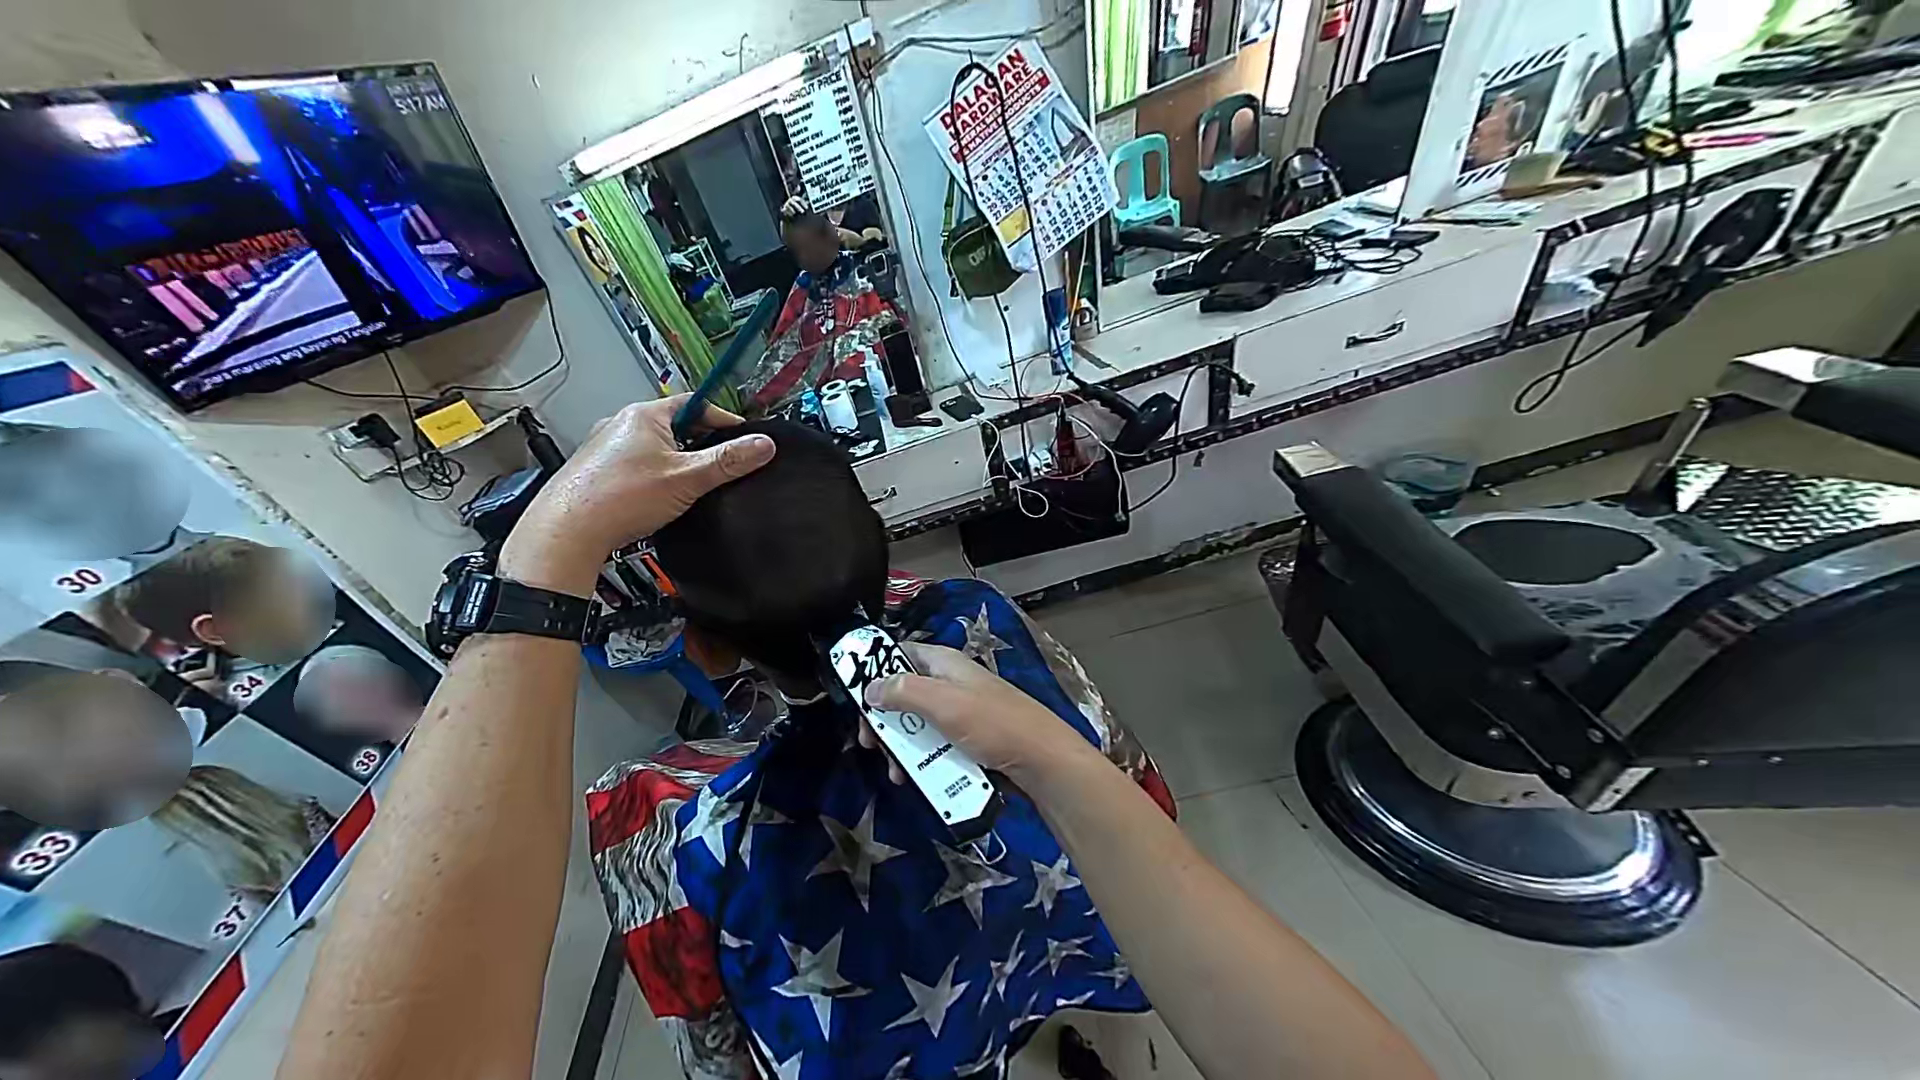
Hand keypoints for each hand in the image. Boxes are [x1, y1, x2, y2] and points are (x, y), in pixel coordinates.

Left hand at [500, 396, 774, 595]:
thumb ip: (729, 461)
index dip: (723, 419)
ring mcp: (605, 448)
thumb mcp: (688, 478)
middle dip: (701, 443)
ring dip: (677, 461)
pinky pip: (637, 465)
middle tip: (722, 465)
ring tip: (693, 485)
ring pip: (655, 447)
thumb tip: (764, 444)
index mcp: (644, 415)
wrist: (567, 532)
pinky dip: (655, 476)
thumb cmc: (622, 498)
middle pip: (675, 426)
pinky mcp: (596, 471)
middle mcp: (620, 424)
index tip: (743, 437)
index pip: (694, 403)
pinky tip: (661, 499)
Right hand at [862, 643, 1102, 787]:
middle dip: (884, 718)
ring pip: (917, 722)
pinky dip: (921, 758)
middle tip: (870, 742)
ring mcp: (961, 711)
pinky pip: (935, 744)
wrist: (1043, 761)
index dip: (876, 670)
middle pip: (904, 692)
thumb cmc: (993, 725)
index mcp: (945, 663)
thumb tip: (868, 687)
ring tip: (895, 770)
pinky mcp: (969, 738)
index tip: (857, 699)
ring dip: (901, 744)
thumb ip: (904, 692)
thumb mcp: (944, 704)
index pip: (901, 653)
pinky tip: (913, 778)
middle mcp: (951, 682)